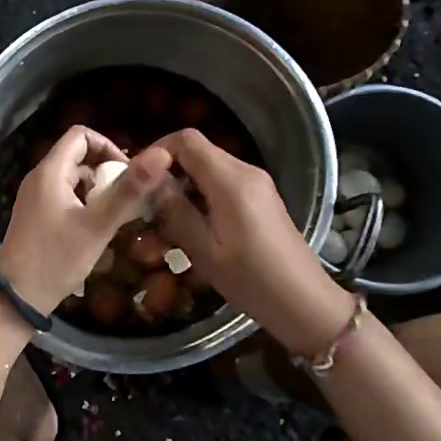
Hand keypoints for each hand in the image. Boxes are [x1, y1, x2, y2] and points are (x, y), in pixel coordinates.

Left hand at [0, 126, 172, 313]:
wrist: (17, 298)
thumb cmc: (57, 258)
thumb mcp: (98, 225)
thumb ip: (128, 190)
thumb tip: (160, 155)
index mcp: (49, 172)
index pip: (81, 135)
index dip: (108, 146)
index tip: (127, 173)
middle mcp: (39, 178)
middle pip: (77, 156)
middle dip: (105, 171)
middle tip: (126, 198)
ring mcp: (35, 197)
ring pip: (73, 178)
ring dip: (97, 189)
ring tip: (114, 215)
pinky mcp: (36, 215)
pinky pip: (64, 196)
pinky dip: (84, 203)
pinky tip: (96, 227)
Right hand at [152, 129, 354, 353]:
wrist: (303, 300)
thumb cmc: (252, 279)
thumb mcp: (205, 250)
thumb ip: (176, 211)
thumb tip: (149, 181)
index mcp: (231, 180)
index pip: (187, 139)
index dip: (157, 149)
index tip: (138, 177)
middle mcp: (246, 172)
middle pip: (199, 151)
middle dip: (168, 169)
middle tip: (145, 200)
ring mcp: (257, 183)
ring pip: (210, 166)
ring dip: (184, 184)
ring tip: (164, 216)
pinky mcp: (262, 198)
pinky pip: (224, 182)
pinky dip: (202, 193)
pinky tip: (192, 223)